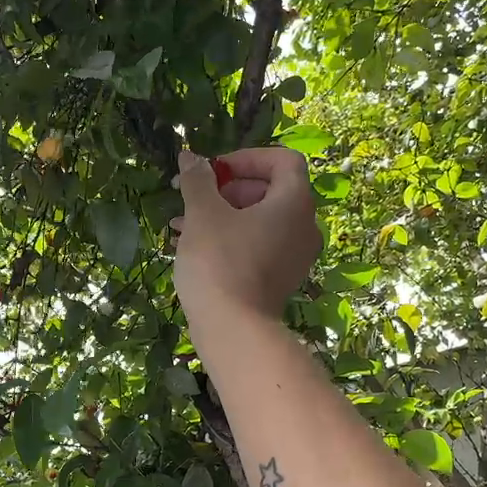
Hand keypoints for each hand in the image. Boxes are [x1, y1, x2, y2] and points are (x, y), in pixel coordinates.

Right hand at [170, 147, 322, 332]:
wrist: (232, 328)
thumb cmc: (219, 262)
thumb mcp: (203, 214)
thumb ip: (198, 181)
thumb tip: (191, 158)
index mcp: (294, 202)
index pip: (282, 161)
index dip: (246, 159)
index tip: (213, 171)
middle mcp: (304, 226)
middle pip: (270, 191)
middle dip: (228, 190)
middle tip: (195, 199)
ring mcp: (295, 256)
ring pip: (260, 222)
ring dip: (223, 216)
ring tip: (183, 226)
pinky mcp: (280, 279)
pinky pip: (259, 246)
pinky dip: (232, 240)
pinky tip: (195, 249)